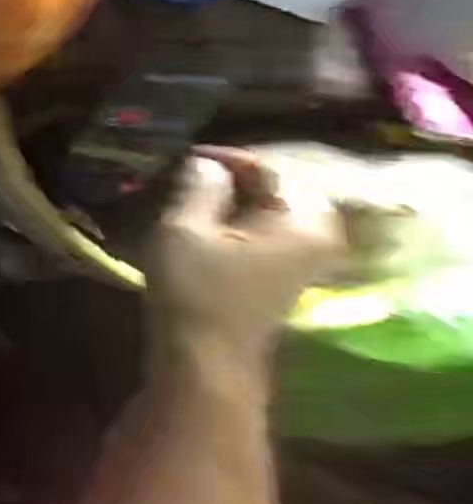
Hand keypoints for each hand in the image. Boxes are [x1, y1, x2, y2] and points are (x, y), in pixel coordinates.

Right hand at [150, 148, 342, 362]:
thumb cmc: (193, 286)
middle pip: (280, 189)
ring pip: (274, 210)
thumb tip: (202, 162)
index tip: (182, 154)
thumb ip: (196, 189)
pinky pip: (268, 229)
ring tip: (190, 192)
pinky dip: (238, 217)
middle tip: (185, 172)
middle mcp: (319, 234)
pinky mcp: (286, 271)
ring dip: (235, 197)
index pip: (271, 169)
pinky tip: (204, 219)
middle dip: (235, 176)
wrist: (204, 350)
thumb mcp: (183, 229)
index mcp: (302, 220)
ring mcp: (307, 256)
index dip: (226, 156)